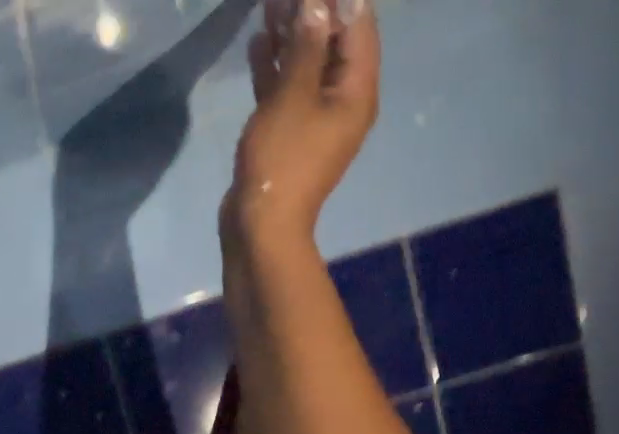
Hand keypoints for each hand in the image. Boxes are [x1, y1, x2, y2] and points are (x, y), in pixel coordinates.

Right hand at [221, 0, 380, 244]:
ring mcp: (314, 120)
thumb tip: (317, 4)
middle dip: (312, 10)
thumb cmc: (282, 160)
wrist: (261, 226)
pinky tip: (258, 43)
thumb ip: (305, 47)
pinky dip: (275, 67)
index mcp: (356, 93)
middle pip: (333, 43)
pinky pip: (287, 90)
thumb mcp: (293, 97)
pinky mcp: (289, 134)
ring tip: (269, 2)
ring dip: (290, 35)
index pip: (359, 27)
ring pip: (306, 65)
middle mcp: (342, 103)